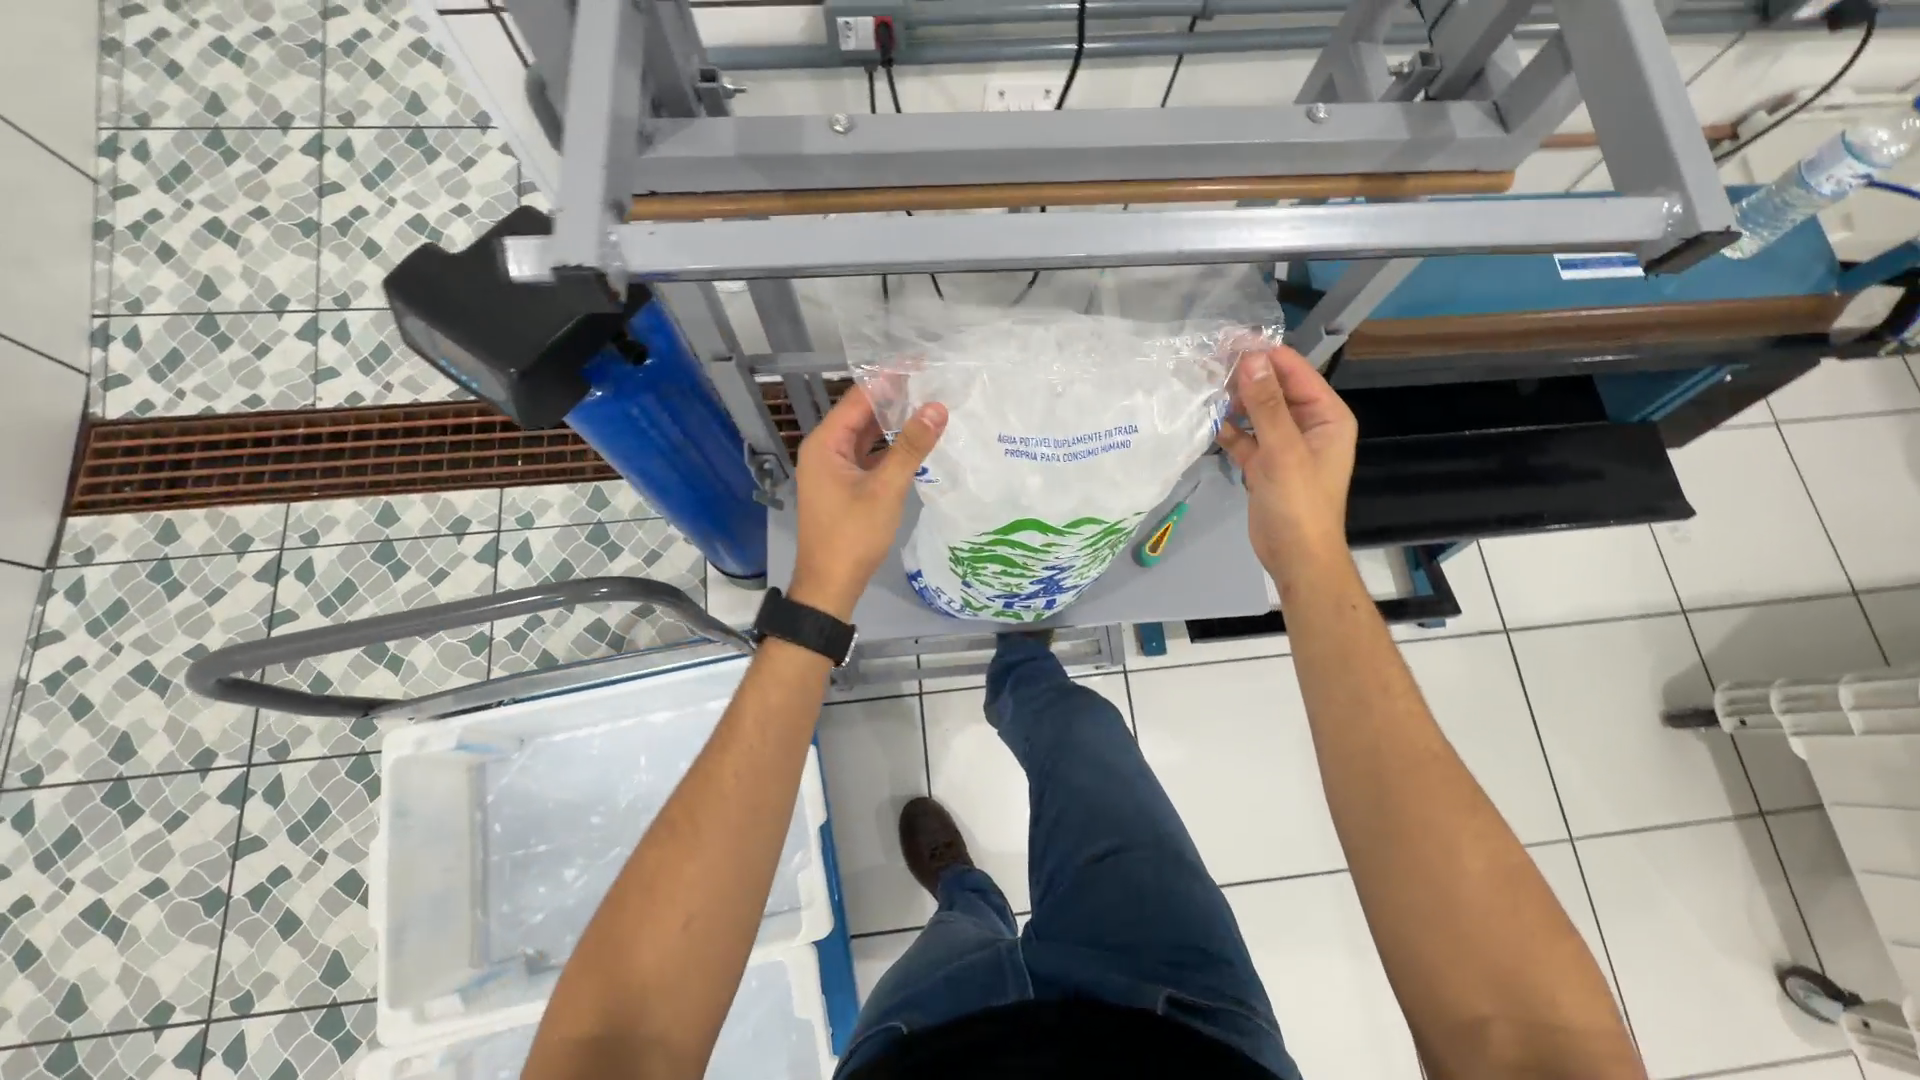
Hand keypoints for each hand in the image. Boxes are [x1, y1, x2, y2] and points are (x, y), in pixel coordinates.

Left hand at [790, 386, 947, 620]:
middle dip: (895, 398)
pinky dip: (890, 448)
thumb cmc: (853, 535)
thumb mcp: (886, 489)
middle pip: (861, 414)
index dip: (890, 378)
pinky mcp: (844, 487)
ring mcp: (834, 470)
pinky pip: (868, 456)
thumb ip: (911, 447)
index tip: (921, 362)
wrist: (830, 585)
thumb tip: (937, 408)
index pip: (858, 398)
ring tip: (930, 404)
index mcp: (824, 444)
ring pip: (866, 436)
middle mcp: (825, 450)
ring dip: (894, 423)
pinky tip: (916, 442)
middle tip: (933, 381)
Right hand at [1216, 347, 1357, 584]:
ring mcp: (1285, 445)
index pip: (1294, 371)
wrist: (1296, 557)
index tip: (1227, 340)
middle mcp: (1308, 424)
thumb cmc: (1299, 503)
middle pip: (1273, 388)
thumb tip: (1251, 358)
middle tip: (1205, 361)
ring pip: (1256, 412)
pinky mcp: (1264, 464)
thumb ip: (1266, 404)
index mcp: (1326, 416)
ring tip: (1200, 386)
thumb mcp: (1283, 450)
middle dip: (1243, 375)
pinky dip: (1228, 430)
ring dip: (1232, 401)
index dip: (1263, 354)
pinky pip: (1245, 437)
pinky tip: (1206, 422)